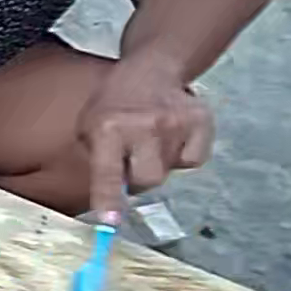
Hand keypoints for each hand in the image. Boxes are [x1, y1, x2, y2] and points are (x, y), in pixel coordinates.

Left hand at [78, 55, 213, 219]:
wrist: (151, 70)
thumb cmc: (113, 106)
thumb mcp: (88, 128)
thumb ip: (97, 163)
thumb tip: (110, 204)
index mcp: (108, 129)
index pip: (108, 174)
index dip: (110, 199)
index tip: (111, 220)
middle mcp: (144, 126)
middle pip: (147, 180)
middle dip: (138, 179)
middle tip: (132, 160)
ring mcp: (176, 123)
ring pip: (168, 172)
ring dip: (157, 165)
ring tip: (148, 143)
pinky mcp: (202, 121)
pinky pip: (193, 160)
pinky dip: (181, 156)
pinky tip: (170, 138)